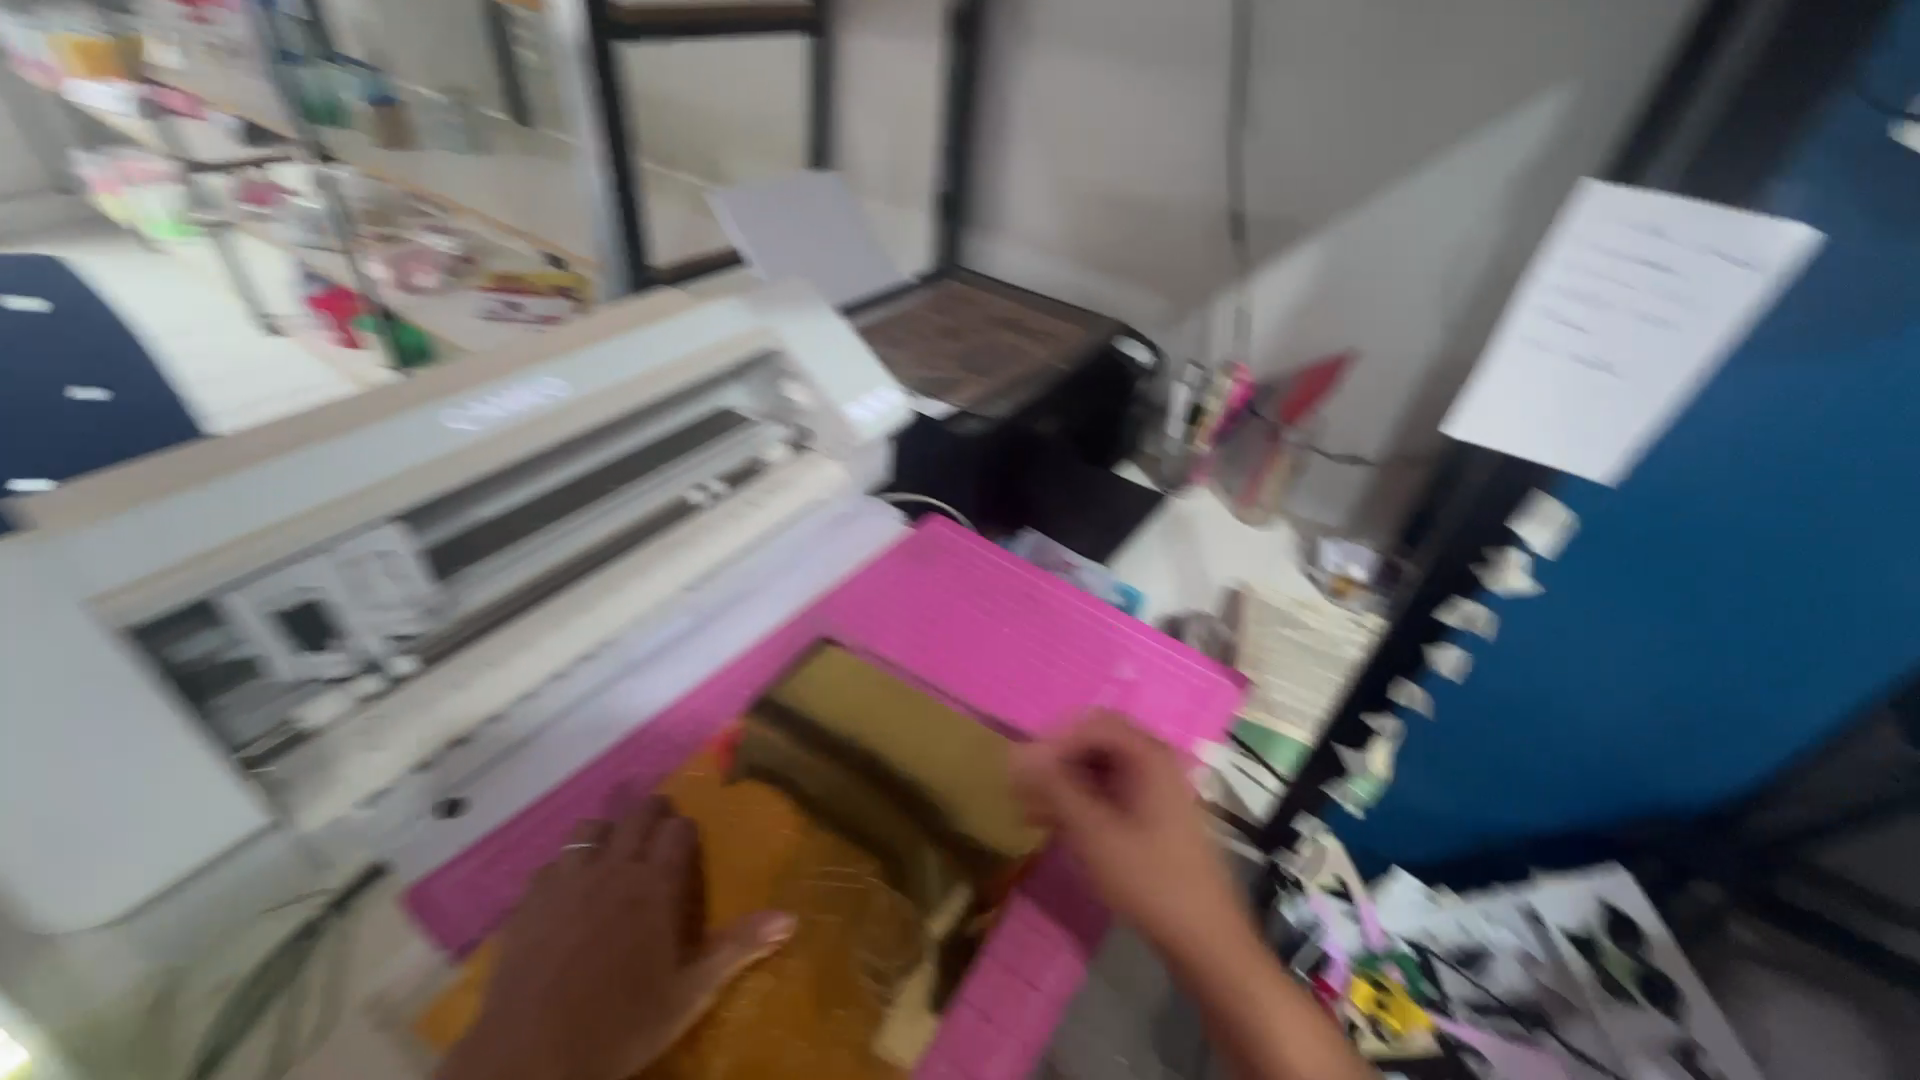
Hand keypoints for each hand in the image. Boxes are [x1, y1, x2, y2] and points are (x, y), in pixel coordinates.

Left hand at [441, 796, 794, 1079]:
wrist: (531, 1058)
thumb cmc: (622, 1026)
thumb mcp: (689, 993)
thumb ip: (738, 948)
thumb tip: (791, 917)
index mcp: (656, 887)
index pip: (679, 832)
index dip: (686, 830)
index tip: (688, 840)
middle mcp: (613, 869)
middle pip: (638, 816)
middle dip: (653, 813)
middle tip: (661, 825)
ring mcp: (567, 881)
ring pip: (591, 828)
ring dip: (608, 831)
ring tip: (614, 850)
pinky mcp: (529, 901)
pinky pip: (552, 861)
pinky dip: (567, 863)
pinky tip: (568, 887)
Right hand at [1010, 711, 1250, 954]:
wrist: (1205, 940)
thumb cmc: (1150, 881)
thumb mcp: (1094, 834)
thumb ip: (1054, 788)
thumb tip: (1017, 754)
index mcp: (1149, 757)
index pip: (1092, 725)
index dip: (1053, 742)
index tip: (1022, 772)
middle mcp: (1155, 763)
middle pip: (1095, 743)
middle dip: (1055, 763)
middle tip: (1020, 789)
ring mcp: (1156, 791)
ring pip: (1099, 770)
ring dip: (1063, 785)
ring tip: (1026, 812)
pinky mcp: (1153, 818)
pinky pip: (1109, 794)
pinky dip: (1080, 804)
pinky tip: (1052, 827)